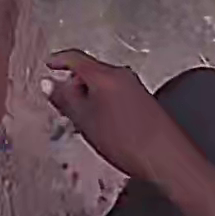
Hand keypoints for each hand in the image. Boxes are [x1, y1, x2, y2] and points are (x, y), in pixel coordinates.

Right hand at [43, 51, 208, 192]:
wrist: (167, 157)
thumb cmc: (124, 139)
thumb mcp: (86, 121)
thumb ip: (65, 99)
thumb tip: (47, 82)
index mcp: (104, 74)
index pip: (75, 58)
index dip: (59, 60)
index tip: (48, 64)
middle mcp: (120, 74)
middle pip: (90, 70)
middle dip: (74, 83)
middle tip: (63, 102)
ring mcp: (134, 86)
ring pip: (103, 83)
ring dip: (88, 94)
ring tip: (82, 118)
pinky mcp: (143, 100)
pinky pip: (115, 92)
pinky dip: (102, 101)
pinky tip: (102, 124)